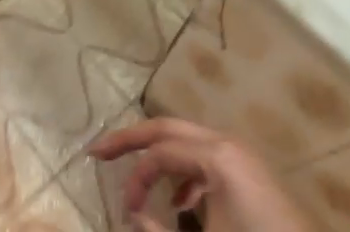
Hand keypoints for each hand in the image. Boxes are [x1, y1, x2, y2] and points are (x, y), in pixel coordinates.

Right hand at [89, 119, 310, 231]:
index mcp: (217, 157)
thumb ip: (160, 231)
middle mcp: (228, 145)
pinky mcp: (250, 174)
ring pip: (187, 142)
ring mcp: (242, 157)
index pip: (159, 154)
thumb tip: (133, 217)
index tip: (124, 210)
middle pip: (168, 129)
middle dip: (132, 140)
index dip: (135, 178)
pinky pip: (205, 159)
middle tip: (99, 151)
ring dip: (158, 156)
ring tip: (136, 178)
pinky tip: (178, 202)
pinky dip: (183, 172)